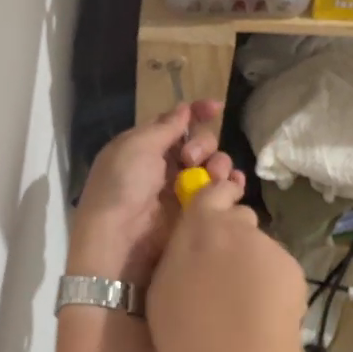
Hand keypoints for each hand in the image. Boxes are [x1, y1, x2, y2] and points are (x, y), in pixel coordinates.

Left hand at [69, 101, 242, 288]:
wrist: (119, 243)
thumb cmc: (121, 187)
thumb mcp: (136, 147)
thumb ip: (164, 127)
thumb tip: (183, 110)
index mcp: (144, 147)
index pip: (175, 123)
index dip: (196, 113)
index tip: (215, 108)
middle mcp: (164, 167)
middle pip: (198, 144)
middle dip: (203, 145)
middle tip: (191, 159)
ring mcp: (181, 193)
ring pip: (214, 167)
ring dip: (220, 165)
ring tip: (215, 177)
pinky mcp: (195, 216)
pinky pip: (221, 194)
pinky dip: (231, 187)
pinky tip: (232, 187)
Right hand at [147, 171, 311, 351]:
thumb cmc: (186, 334)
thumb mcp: (162, 287)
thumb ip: (180, 253)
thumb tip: (193, 246)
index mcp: (199, 226)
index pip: (213, 191)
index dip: (215, 200)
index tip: (212, 219)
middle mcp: (238, 227)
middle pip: (238, 219)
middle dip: (231, 236)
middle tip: (220, 275)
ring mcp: (269, 248)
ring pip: (258, 247)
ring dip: (250, 263)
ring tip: (242, 304)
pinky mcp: (293, 270)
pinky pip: (277, 268)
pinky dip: (271, 284)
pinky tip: (262, 314)